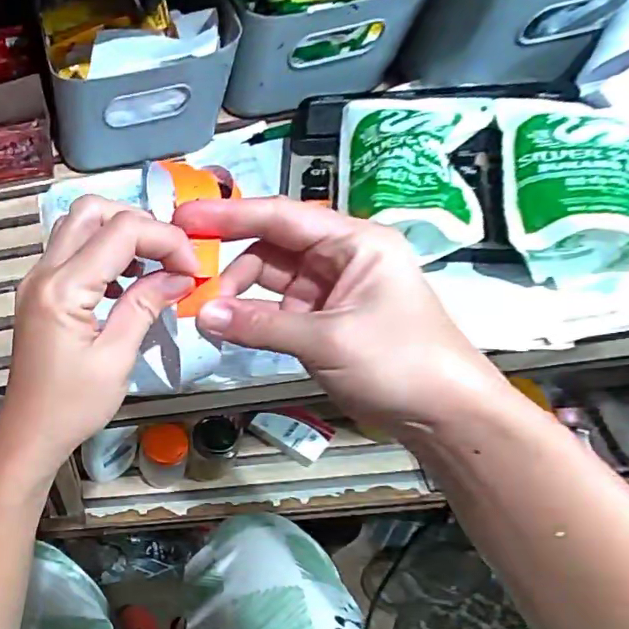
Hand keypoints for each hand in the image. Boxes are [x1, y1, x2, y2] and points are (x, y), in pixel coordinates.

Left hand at [0, 197, 197, 474]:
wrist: (30, 433)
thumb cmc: (72, 406)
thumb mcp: (116, 359)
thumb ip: (145, 306)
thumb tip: (179, 275)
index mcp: (62, 290)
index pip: (121, 231)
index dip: (165, 239)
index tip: (191, 268)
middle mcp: (42, 274)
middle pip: (92, 211)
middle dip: (138, 223)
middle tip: (169, 257)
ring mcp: (35, 281)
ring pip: (77, 226)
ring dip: (118, 234)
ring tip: (151, 267)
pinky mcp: (37, 293)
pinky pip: (69, 251)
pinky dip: (100, 252)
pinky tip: (124, 283)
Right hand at [171, 197, 514, 430]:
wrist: (443, 413)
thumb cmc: (400, 362)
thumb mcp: (327, 340)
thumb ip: (261, 326)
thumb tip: (201, 315)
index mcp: (354, 242)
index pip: (281, 217)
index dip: (229, 215)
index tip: (184, 218)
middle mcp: (339, 258)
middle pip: (271, 247)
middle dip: (232, 266)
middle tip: (192, 286)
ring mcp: (329, 291)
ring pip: (269, 280)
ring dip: (239, 295)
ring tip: (209, 317)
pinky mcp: (321, 321)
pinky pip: (275, 310)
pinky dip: (251, 318)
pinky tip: (228, 328)